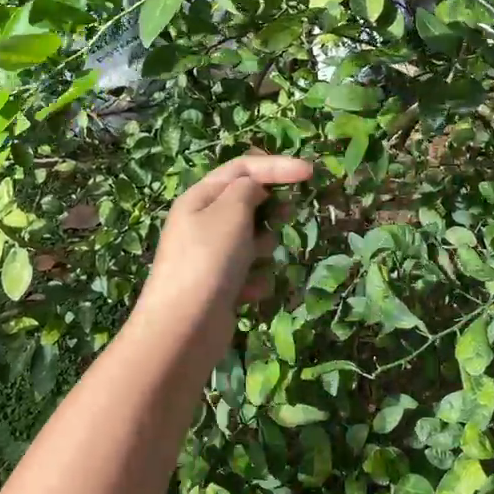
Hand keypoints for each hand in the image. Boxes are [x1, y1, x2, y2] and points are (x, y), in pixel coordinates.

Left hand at [131, 154, 311, 355]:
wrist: (184, 328)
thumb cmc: (209, 259)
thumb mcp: (231, 211)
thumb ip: (248, 189)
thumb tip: (254, 187)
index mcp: (199, 197)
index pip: (242, 168)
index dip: (277, 166)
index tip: (310, 172)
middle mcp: (202, 223)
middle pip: (247, 203)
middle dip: (269, 211)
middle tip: (286, 216)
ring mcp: (211, 257)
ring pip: (252, 240)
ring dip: (262, 249)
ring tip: (255, 261)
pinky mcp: (221, 287)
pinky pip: (250, 273)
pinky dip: (254, 280)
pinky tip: (247, 293)